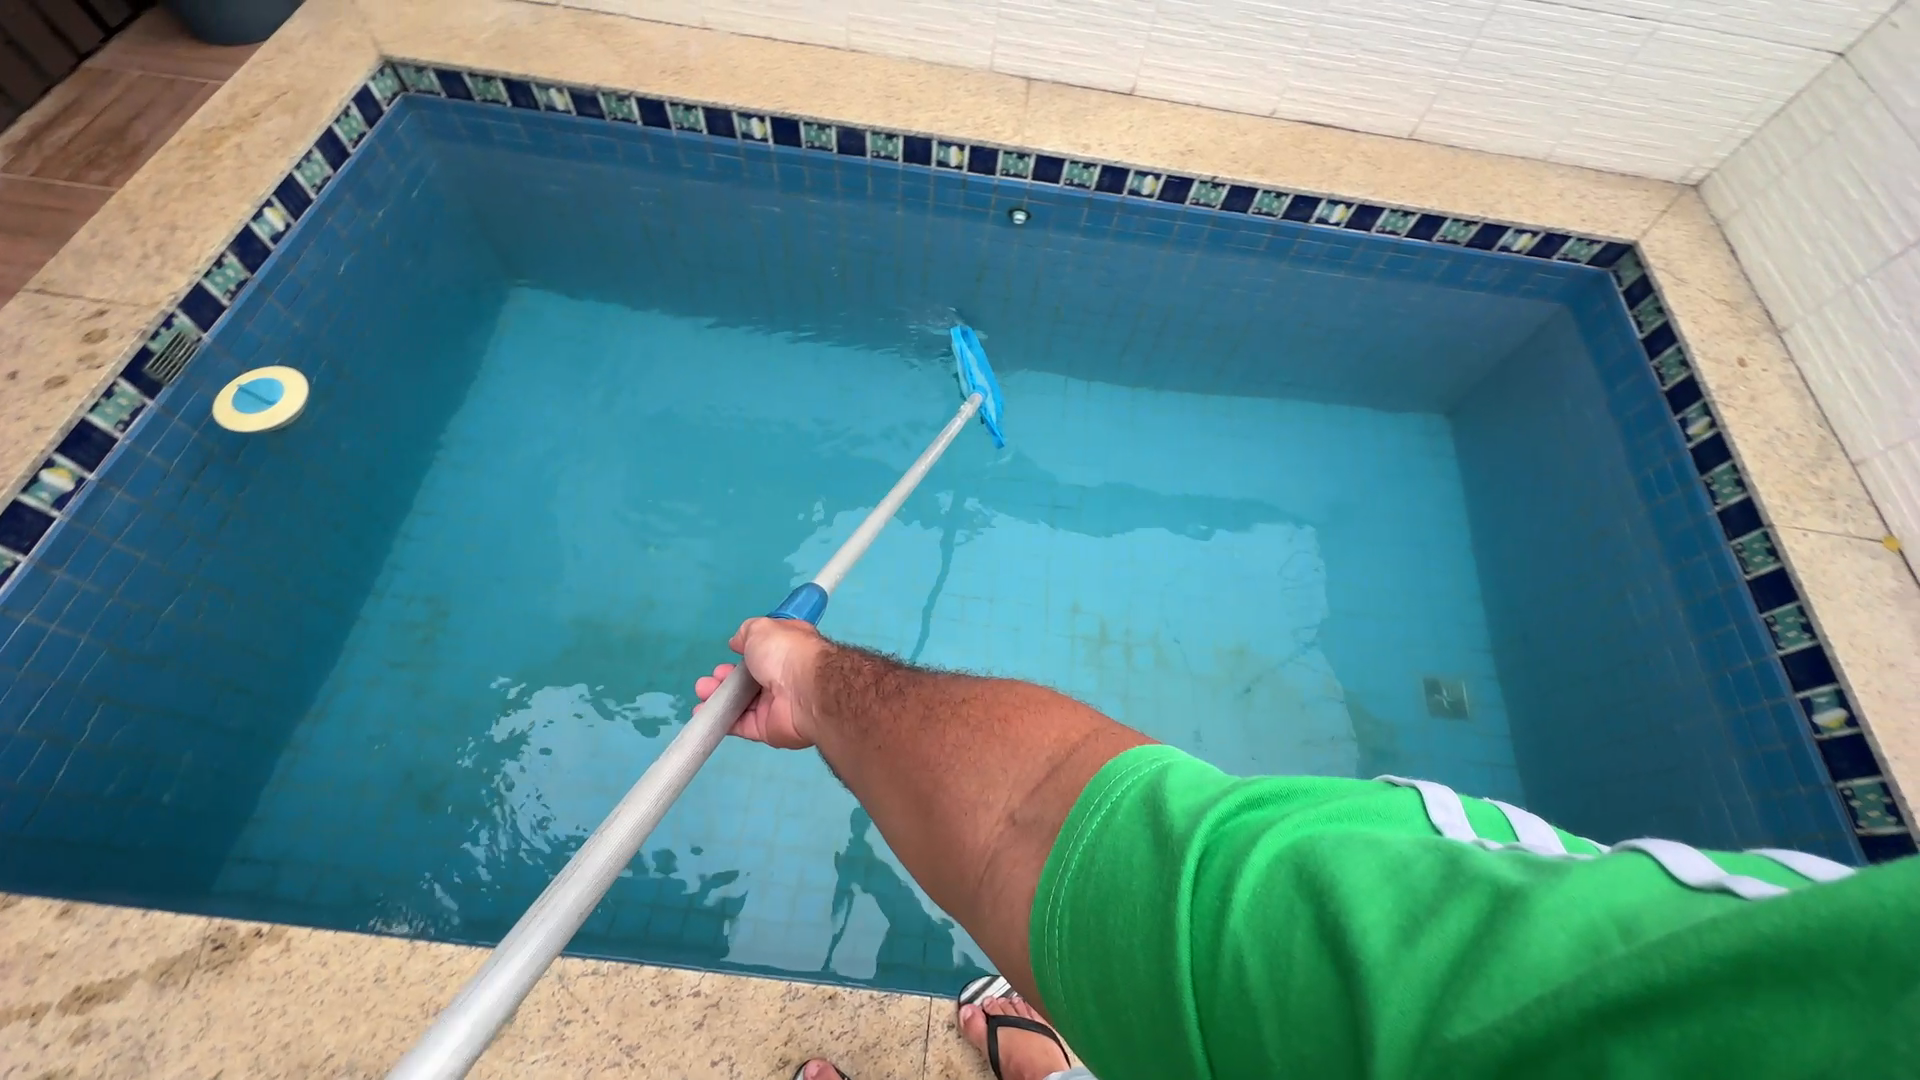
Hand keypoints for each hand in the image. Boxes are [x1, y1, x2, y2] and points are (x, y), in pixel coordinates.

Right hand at [695, 617, 828, 748]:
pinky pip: (740, 724)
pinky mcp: (767, 728)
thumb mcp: (762, 629)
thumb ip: (747, 633)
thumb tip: (737, 642)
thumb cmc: (785, 653)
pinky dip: (721, 718)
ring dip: (719, 696)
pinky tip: (703, 712)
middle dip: (727, 676)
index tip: (731, 650)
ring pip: (742, 701)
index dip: (747, 650)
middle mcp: (784, 676)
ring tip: (702, 690)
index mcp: (789, 649)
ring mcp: (776, 704)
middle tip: (713, 677)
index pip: (767, 649)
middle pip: (750, 678)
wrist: (803, 692)